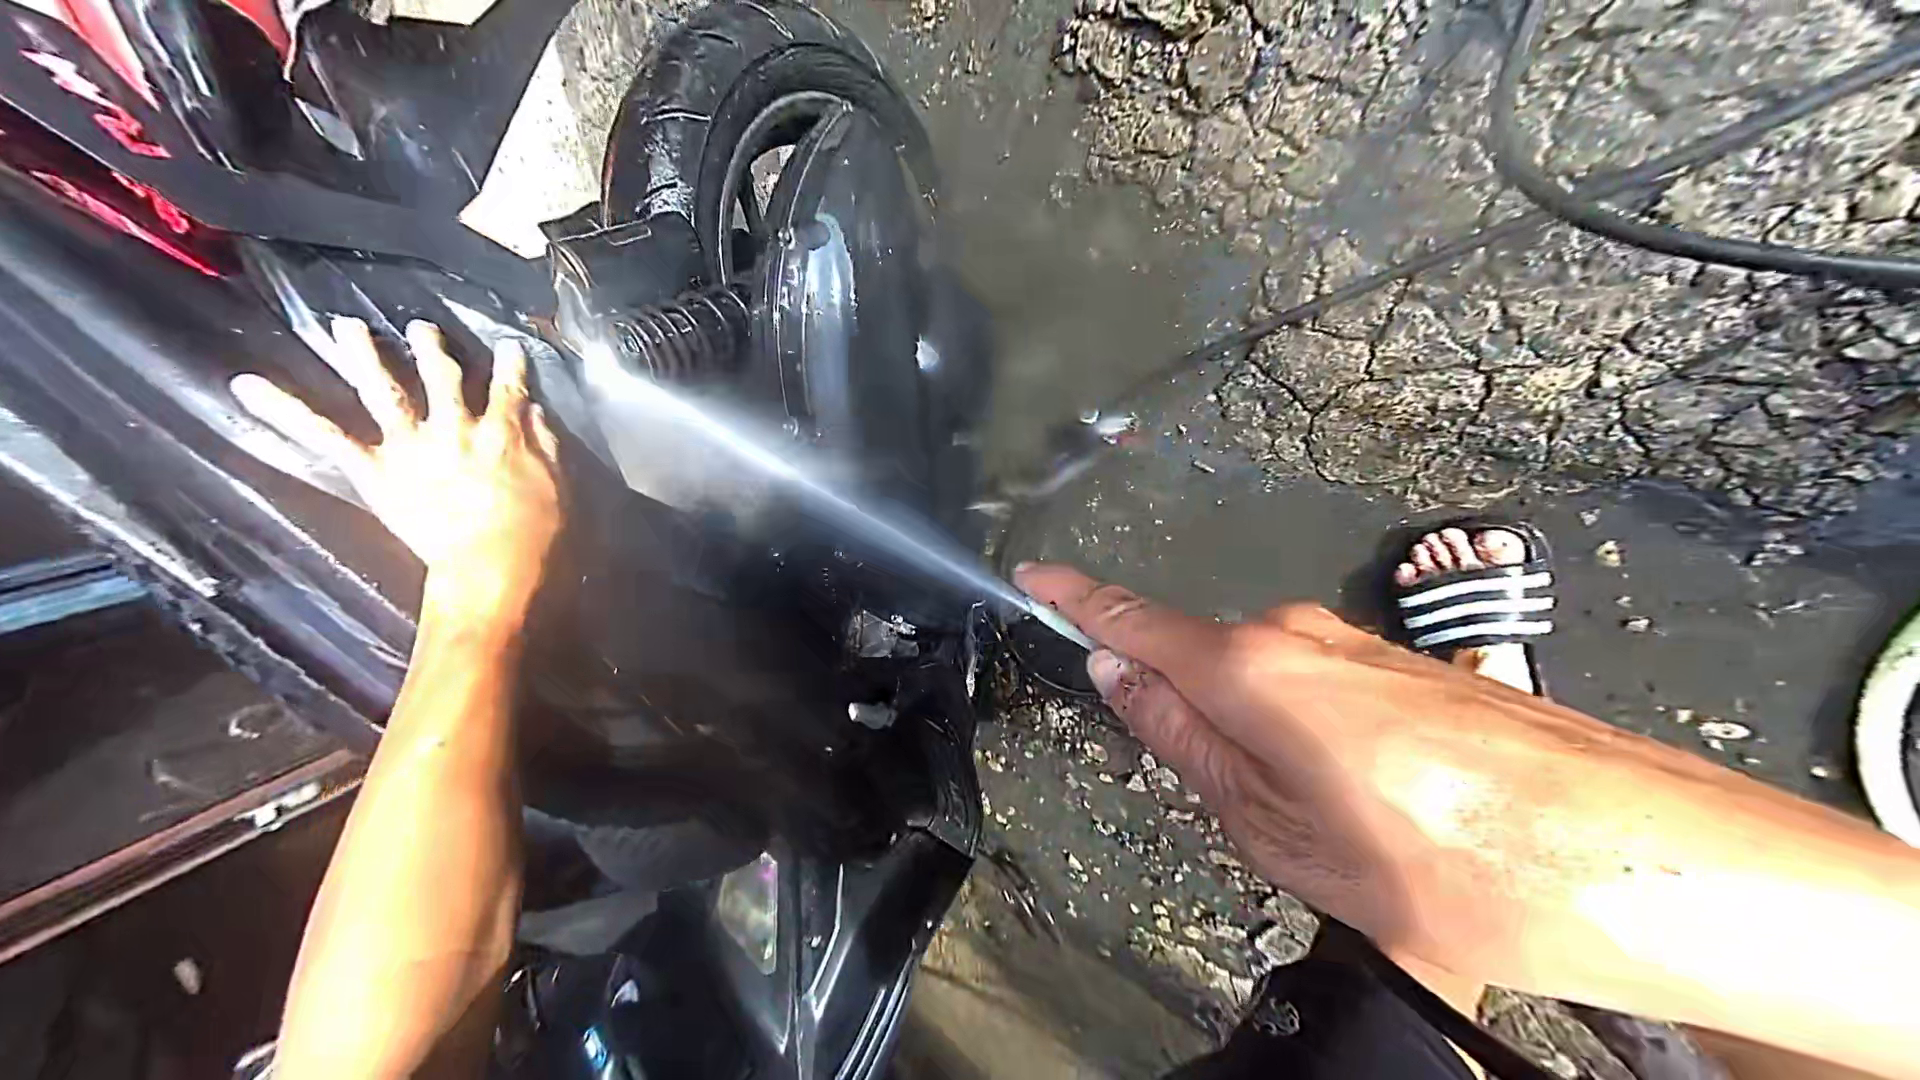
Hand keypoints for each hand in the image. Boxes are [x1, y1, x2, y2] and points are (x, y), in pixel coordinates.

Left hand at [233, 318, 562, 616]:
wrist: (490, 563)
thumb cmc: (535, 529)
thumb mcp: (557, 483)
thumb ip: (546, 443)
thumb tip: (534, 410)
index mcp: (501, 433)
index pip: (508, 390)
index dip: (510, 367)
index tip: (510, 346)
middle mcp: (454, 428)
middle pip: (443, 379)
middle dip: (433, 350)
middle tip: (421, 328)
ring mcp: (411, 446)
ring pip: (385, 391)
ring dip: (365, 356)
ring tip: (347, 327)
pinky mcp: (375, 470)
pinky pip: (326, 436)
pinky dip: (286, 410)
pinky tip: (248, 385)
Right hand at [1012, 562, 1805, 990]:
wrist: (1642, 858)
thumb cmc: (1429, 864)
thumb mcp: (1271, 826)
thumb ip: (1180, 737)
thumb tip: (1116, 670)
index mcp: (1244, 669)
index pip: (1131, 619)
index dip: (1073, 598)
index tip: (1029, 576)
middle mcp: (1287, 630)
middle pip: (1195, 657)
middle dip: (1180, 708)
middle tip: (1226, 799)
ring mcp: (1345, 638)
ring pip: (1252, 674)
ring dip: (1245, 727)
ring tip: (1312, 815)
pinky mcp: (1389, 655)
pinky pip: (1302, 677)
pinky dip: (1291, 720)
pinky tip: (1356, 787)